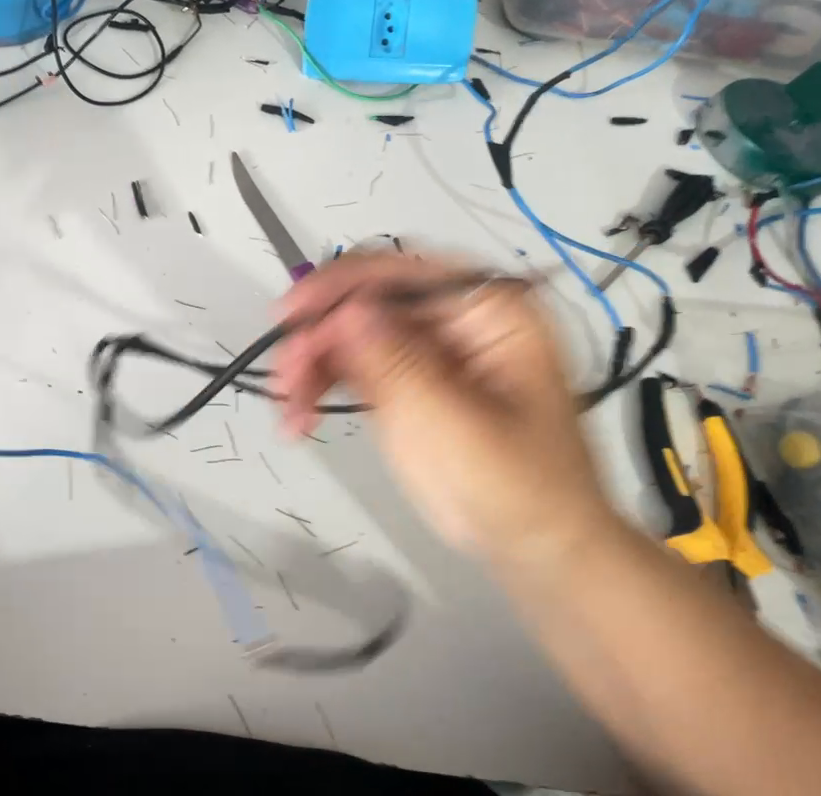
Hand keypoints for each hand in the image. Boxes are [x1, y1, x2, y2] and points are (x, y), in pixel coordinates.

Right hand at [270, 251, 616, 569]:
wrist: (536, 548)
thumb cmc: (513, 486)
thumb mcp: (452, 423)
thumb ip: (397, 362)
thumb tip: (347, 308)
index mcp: (487, 310)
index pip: (402, 271)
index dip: (340, 285)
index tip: (290, 314)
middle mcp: (451, 317)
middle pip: (364, 299)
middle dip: (317, 334)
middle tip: (284, 377)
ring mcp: (424, 348)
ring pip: (344, 330)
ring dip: (309, 364)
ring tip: (288, 413)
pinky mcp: (401, 377)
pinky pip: (346, 363)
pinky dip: (317, 384)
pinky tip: (298, 417)